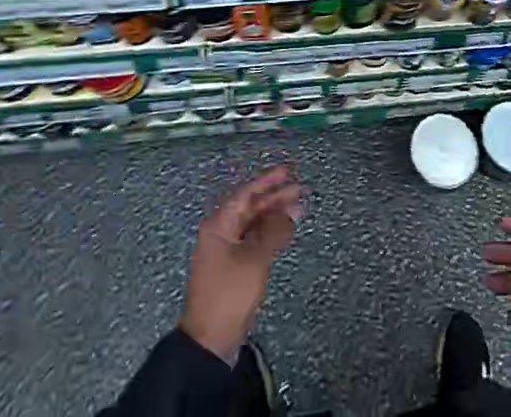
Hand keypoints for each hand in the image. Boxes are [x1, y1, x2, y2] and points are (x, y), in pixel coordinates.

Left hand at [177, 165, 303, 364]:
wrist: (210, 338)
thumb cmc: (230, 292)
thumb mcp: (255, 258)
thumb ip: (273, 231)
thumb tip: (288, 213)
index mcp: (219, 225)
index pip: (246, 194)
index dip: (267, 182)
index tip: (287, 172)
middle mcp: (221, 233)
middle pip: (251, 208)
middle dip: (275, 198)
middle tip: (300, 189)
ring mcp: (227, 251)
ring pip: (254, 224)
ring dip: (275, 216)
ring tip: (299, 208)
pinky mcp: (234, 267)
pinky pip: (255, 240)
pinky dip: (271, 233)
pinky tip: (286, 232)